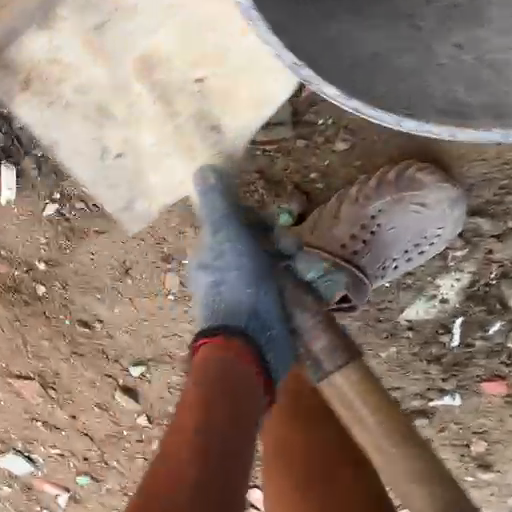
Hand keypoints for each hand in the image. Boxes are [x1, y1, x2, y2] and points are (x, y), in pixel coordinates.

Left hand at [186, 166, 296, 390]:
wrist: (252, 345)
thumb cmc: (235, 286)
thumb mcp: (224, 236)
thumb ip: (217, 204)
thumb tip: (202, 167)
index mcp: (213, 254)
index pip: (236, 224)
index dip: (255, 219)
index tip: (268, 222)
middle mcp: (230, 272)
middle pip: (261, 243)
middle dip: (279, 240)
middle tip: (289, 249)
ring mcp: (252, 294)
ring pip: (279, 265)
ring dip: (294, 262)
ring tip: (300, 270)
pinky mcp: (273, 312)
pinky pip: (291, 289)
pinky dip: (302, 285)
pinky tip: (309, 286)